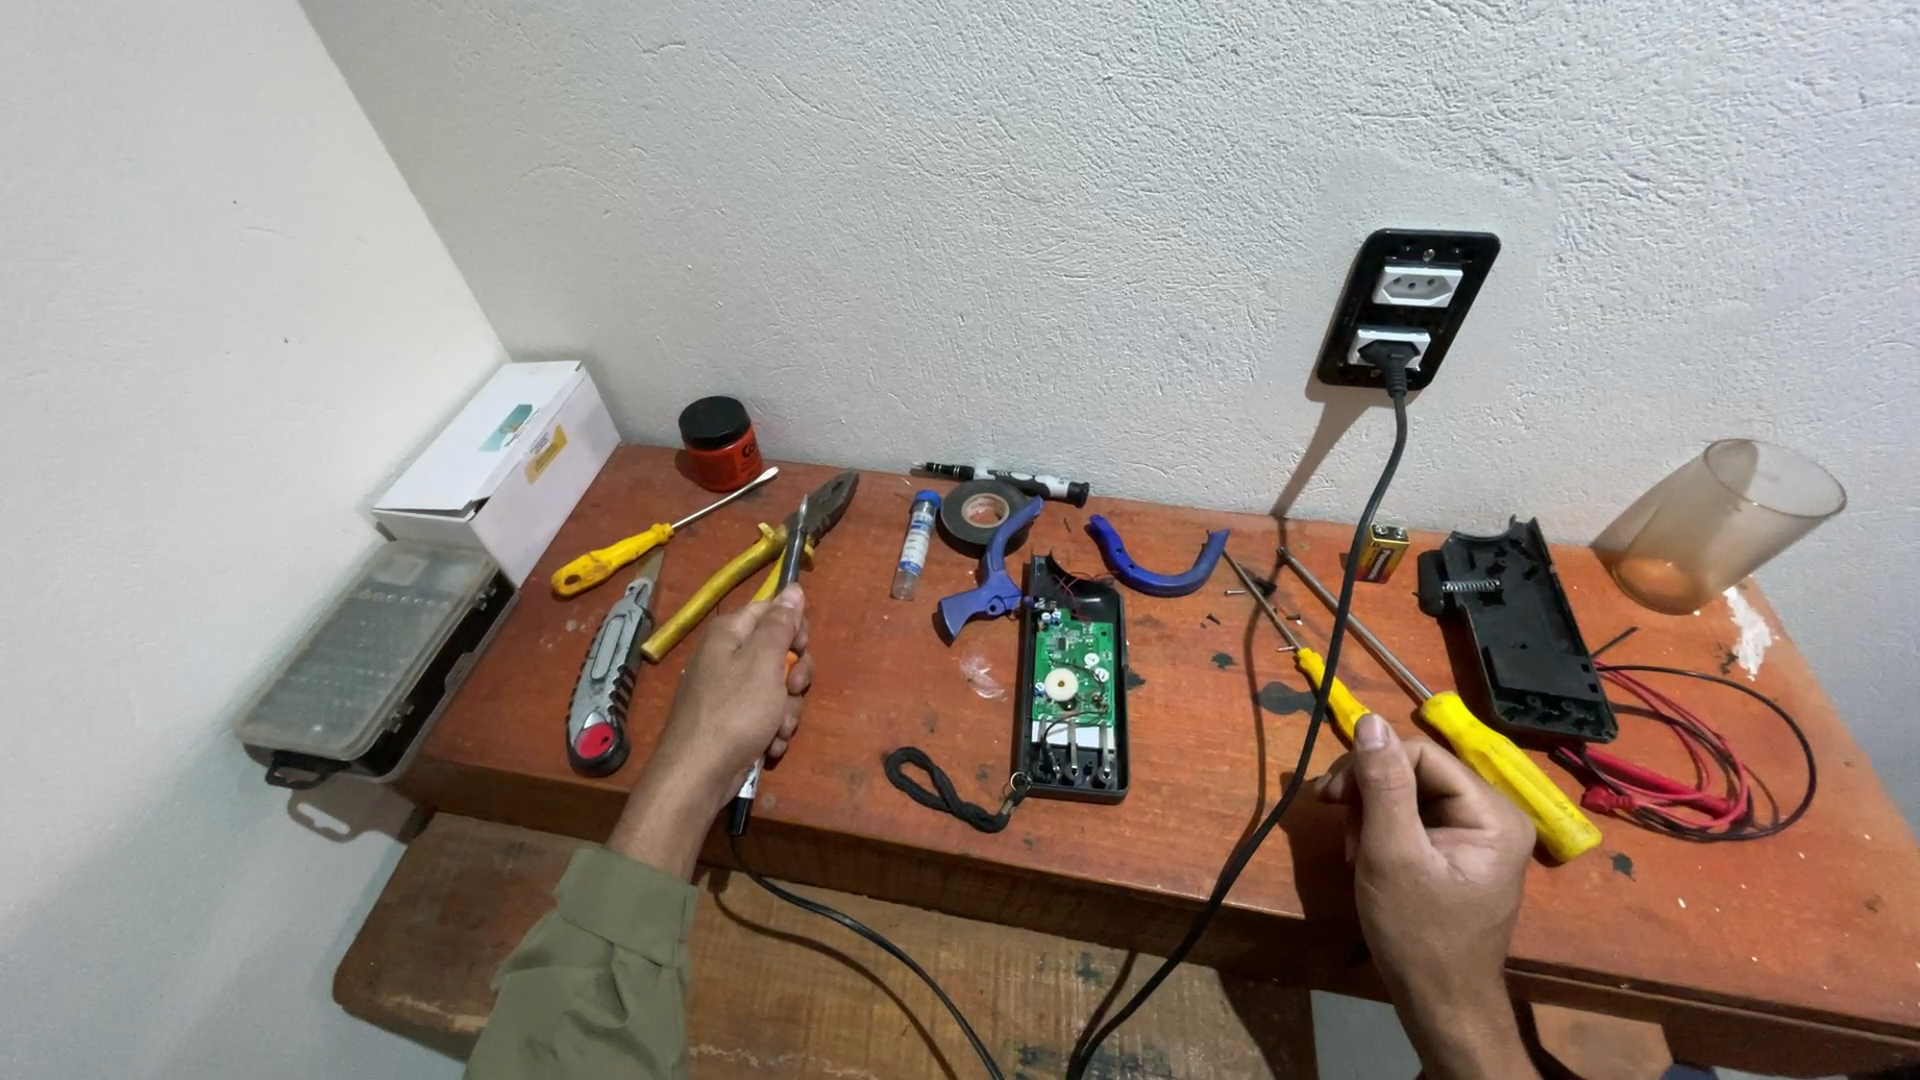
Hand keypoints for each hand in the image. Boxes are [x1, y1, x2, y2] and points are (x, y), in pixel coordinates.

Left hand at [607, 584, 812, 876]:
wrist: (698, 776)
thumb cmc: (734, 711)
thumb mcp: (764, 661)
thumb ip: (781, 623)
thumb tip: (793, 587)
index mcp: (729, 633)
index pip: (772, 611)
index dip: (793, 628)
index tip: (800, 648)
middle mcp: (726, 656)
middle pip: (779, 651)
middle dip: (795, 677)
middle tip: (793, 690)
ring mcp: (729, 691)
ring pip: (778, 687)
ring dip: (787, 709)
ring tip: (777, 728)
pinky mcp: (733, 720)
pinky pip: (765, 714)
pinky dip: (772, 729)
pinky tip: (769, 744)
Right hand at [1316, 713, 1538, 1079]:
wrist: (1437, 1001)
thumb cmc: (1417, 931)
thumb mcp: (1390, 852)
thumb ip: (1381, 784)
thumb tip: (1369, 720)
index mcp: (1492, 813)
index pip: (1419, 753)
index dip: (1369, 764)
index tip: (1330, 795)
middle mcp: (1492, 814)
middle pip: (1412, 769)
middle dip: (1366, 790)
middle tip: (1334, 815)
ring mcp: (1475, 833)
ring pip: (1405, 789)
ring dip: (1367, 810)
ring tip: (1351, 846)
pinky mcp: (1456, 848)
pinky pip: (1410, 814)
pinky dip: (1378, 826)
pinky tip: (1362, 851)